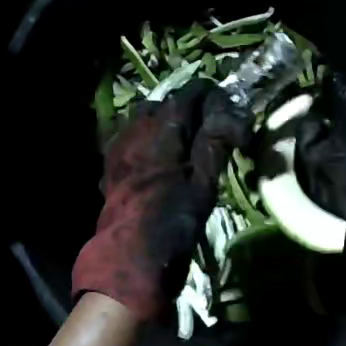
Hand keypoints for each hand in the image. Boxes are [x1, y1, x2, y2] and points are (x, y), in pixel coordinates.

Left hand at [72, 82, 248, 320]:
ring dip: (168, 122)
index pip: (194, 92)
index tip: (229, 115)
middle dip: (191, 110)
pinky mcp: (112, 159)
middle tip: (209, 132)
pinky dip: (149, 137)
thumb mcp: (205, 180)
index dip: (214, 98)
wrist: (130, 253)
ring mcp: (121, 140)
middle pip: (169, 101)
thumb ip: (217, 140)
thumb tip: (233, 111)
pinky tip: (160, 158)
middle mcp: (140, 124)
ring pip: (148, 116)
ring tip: (184, 144)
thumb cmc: (174, 217)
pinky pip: (133, 134)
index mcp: (166, 125)